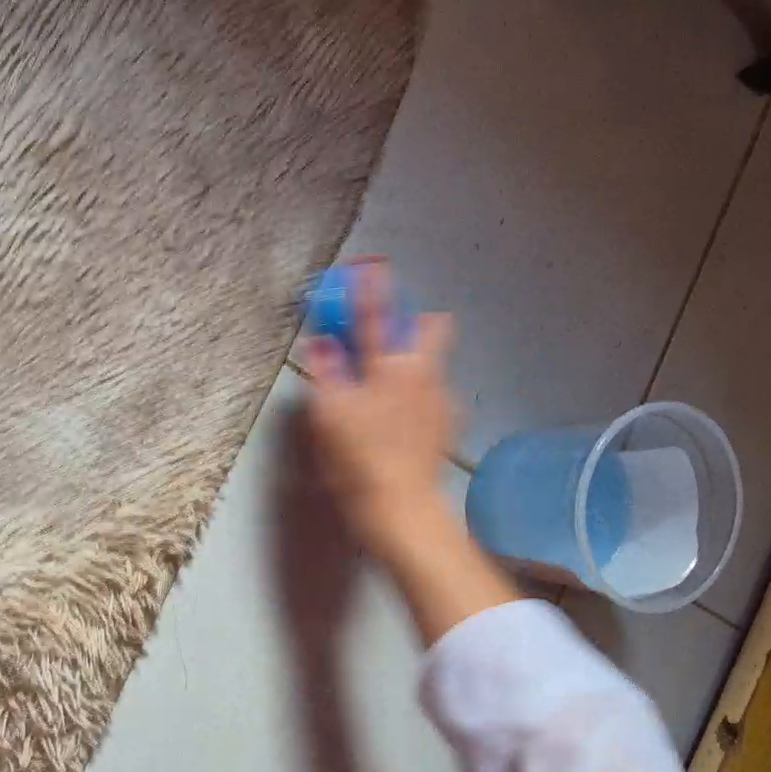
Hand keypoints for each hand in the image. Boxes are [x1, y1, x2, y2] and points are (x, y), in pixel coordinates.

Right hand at [302, 261, 459, 565]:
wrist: (400, 505)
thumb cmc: (356, 459)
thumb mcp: (327, 417)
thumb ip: (326, 374)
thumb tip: (322, 345)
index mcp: (386, 366)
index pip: (374, 314)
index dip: (369, 287)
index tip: (367, 266)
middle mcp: (420, 373)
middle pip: (432, 326)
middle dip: (415, 320)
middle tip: (390, 336)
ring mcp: (440, 398)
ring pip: (434, 361)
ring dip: (415, 360)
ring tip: (392, 388)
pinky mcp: (448, 424)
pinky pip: (435, 395)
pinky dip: (420, 397)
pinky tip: (403, 422)